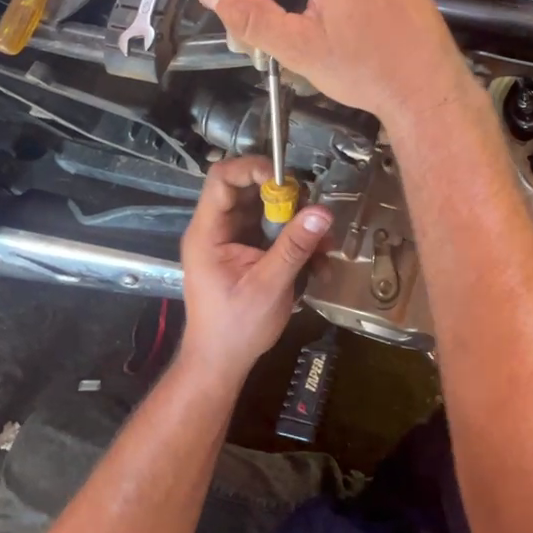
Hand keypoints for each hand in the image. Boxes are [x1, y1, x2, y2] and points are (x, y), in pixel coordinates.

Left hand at [178, 154, 331, 380]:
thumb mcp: (268, 287)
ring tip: (323, 244)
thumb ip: (294, 247)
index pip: (222, 179)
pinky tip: (318, 262)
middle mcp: (219, 229)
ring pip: (268, 209)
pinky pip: (275, 231)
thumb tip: (322, 212)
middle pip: (250, 190)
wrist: (221, 364)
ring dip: (298, 221)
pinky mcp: (249, 250)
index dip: (252, 168)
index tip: (286, 178)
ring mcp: (234, 239)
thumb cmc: (234, 329)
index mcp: (208, 233)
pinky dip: (298, 240)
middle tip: (313, 213)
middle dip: (286, 198)